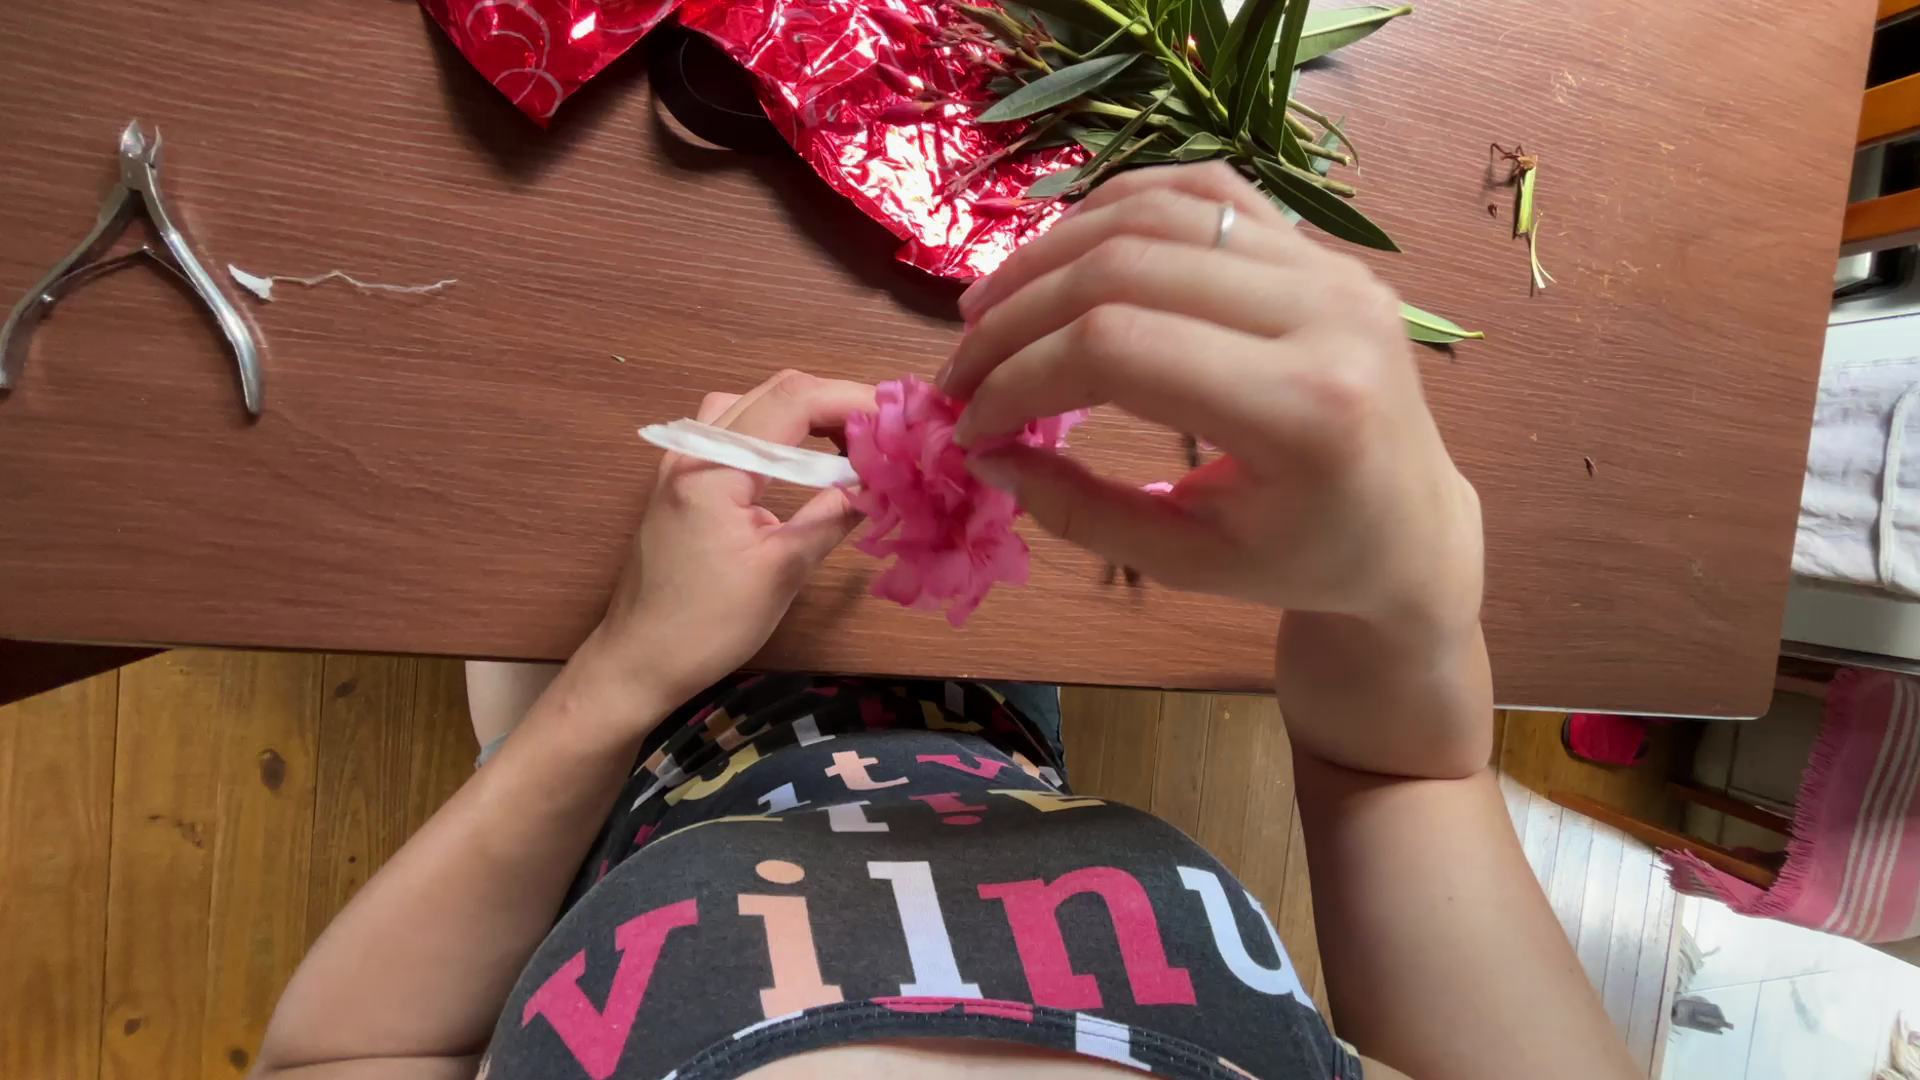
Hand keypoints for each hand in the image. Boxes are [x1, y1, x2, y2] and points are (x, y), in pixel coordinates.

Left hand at [590, 370, 876, 707]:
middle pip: (774, 391)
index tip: (896, 420)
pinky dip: (780, 431)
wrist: (639, 659)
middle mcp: (694, 448)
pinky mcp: (685, 477)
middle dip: (835, 402)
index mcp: (714, 468)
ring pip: (754, 404)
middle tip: (882, 433)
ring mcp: (684, 460)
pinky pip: (738, 430)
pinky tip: (803, 460)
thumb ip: (832, 517)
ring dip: (807, 413)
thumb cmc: (710, 625)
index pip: (792, 402)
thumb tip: (877, 484)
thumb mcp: (782, 572)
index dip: (850, 400)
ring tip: (850, 442)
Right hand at [939, 163, 1489, 776]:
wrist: (1408, 526)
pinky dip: (1112, 209)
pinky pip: (1199, 192)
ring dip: (1047, 255)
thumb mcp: (1185, 561)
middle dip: (1015, 317)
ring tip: (987, 306)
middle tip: (961, 367)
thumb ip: (1079, 512)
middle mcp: (1325, 309)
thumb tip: (985, 455)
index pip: (1116, 348)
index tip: (971, 423)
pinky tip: (1061, 253)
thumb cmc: (1301, 560)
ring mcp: (1329, 263)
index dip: (1019, 376)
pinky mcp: (1318, 248)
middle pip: (1122, 268)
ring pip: (1153, 213)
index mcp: (1303, 408)